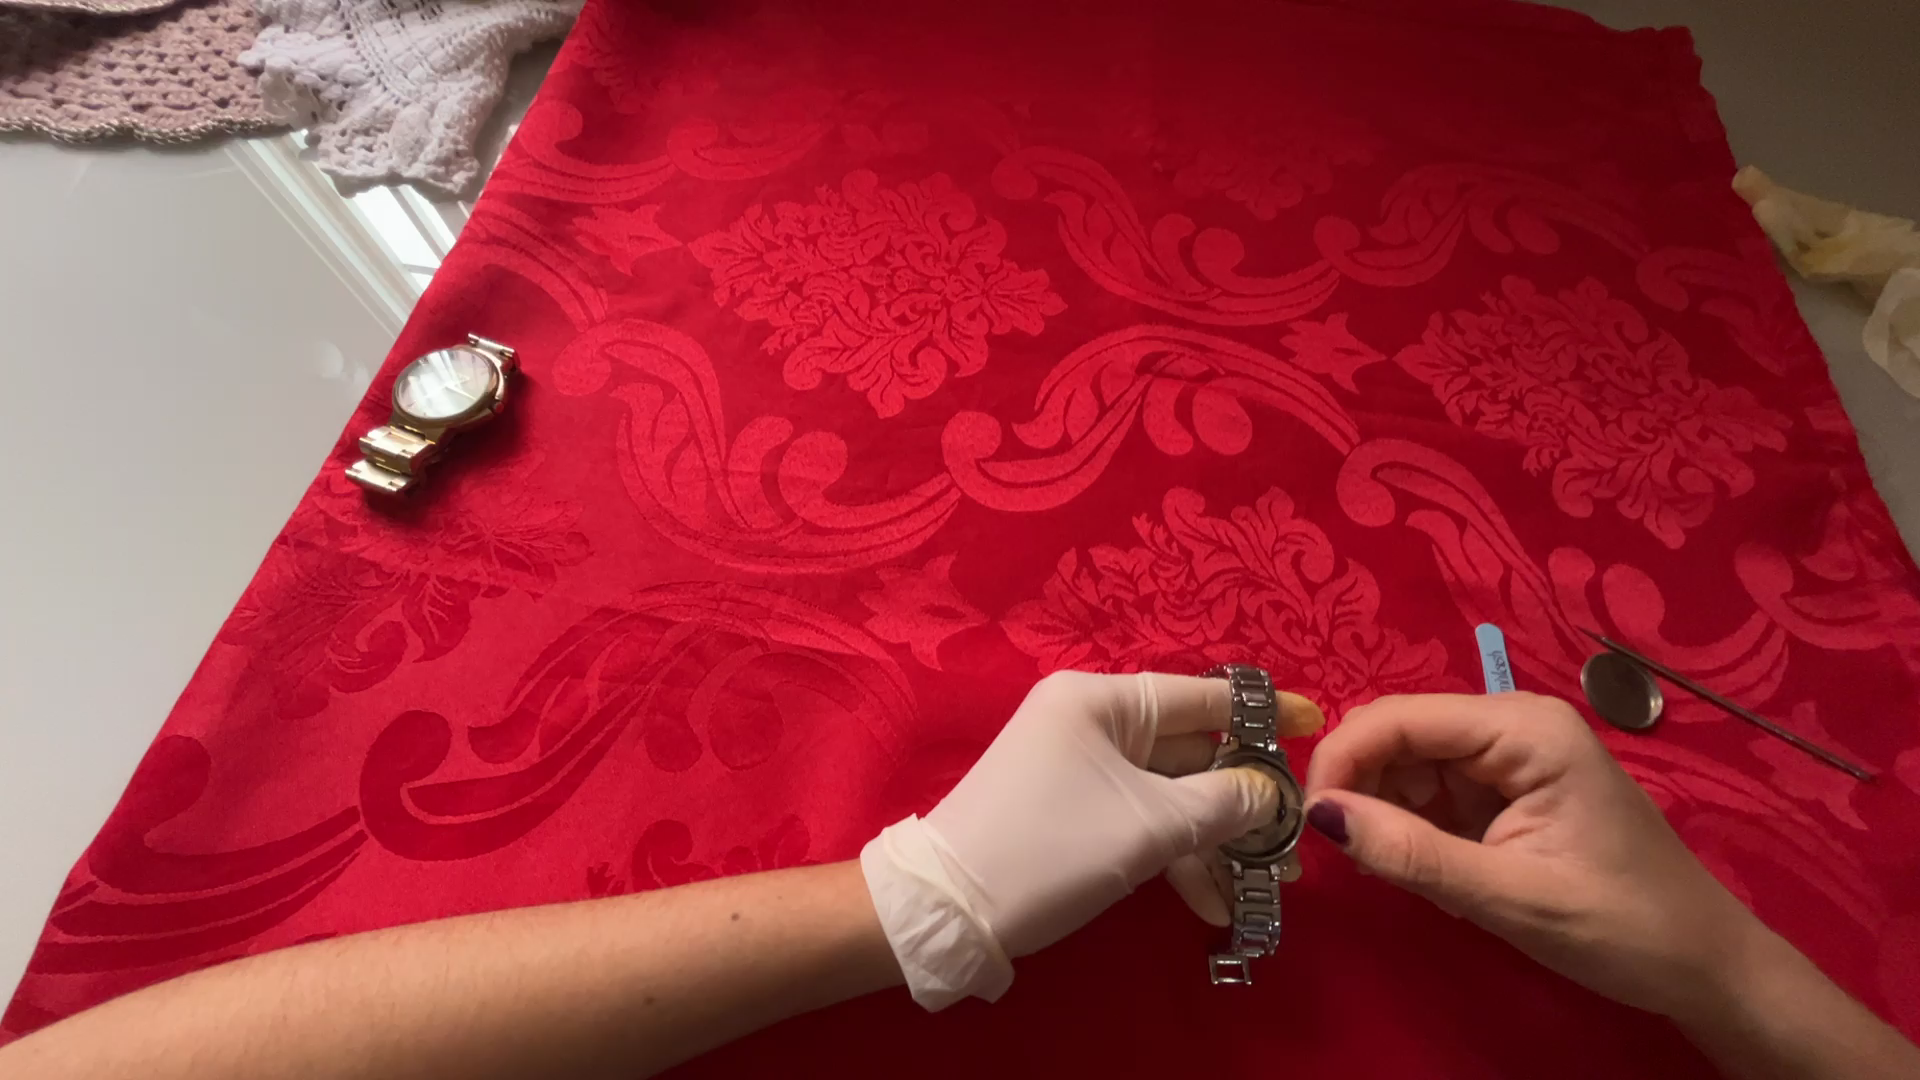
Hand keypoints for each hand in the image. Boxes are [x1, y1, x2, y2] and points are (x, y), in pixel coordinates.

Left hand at [862, 670, 1325, 1008]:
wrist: (949, 908)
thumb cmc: (1052, 847)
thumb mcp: (1148, 826)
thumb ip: (1222, 803)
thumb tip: (1270, 792)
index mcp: (1098, 699)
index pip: (1196, 696)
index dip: (1258, 712)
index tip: (1315, 720)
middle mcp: (1087, 719)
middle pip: (1184, 748)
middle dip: (1238, 797)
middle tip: (1291, 841)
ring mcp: (1076, 762)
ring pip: (1164, 789)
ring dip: (1209, 835)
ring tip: (1262, 886)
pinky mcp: (1070, 802)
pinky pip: (1136, 813)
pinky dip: (1170, 848)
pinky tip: (1208, 898)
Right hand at [1303, 692, 1764, 1020]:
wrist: (1713, 973)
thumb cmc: (1628, 931)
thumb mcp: (1513, 898)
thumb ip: (1411, 853)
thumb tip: (1317, 815)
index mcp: (1522, 729)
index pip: (1398, 719)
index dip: (1342, 759)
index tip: (1312, 820)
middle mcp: (1507, 721)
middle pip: (1394, 732)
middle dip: (1359, 785)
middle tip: (1349, 852)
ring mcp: (1503, 747)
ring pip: (1400, 757)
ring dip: (1379, 806)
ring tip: (1392, 866)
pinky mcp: (1497, 777)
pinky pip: (1422, 782)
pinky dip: (1404, 819)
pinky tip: (1423, 861)